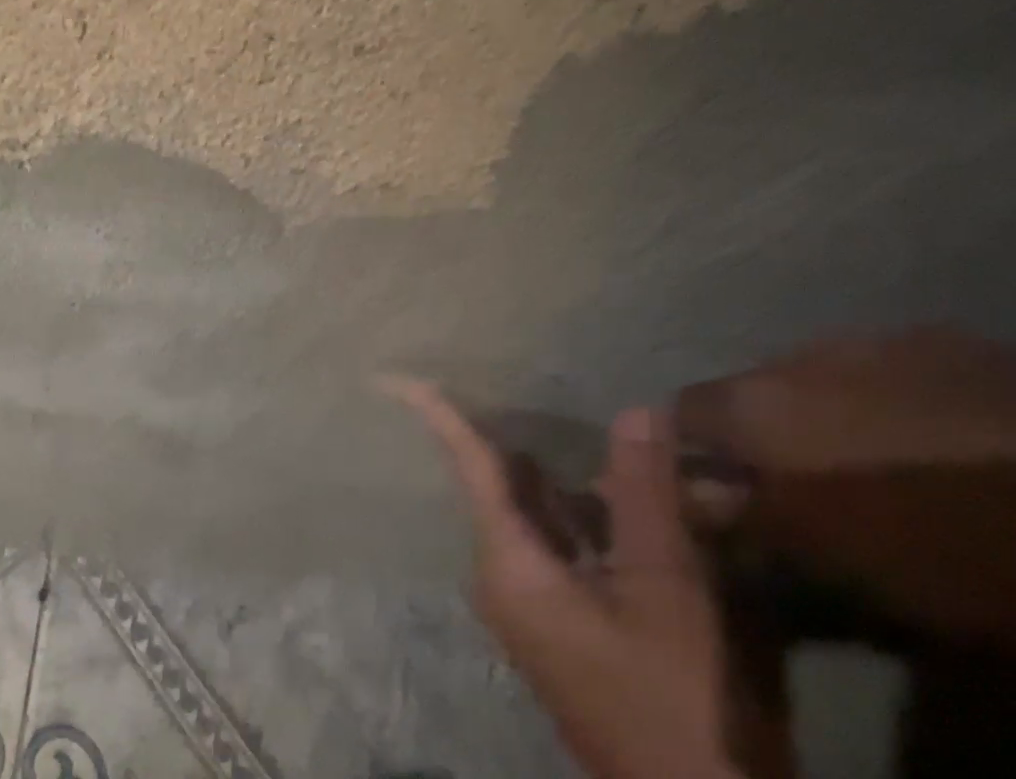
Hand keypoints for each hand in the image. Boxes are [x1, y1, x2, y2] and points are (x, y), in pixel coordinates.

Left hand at [383, 378, 741, 778]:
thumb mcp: (664, 587)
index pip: (469, 470)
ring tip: (605, 439)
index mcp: (506, 564)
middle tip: (527, 388)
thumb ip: (645, 497)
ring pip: (537, 522)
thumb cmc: (669, 690)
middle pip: (503, 491)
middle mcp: (499, 577)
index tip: (399, 377)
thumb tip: (634, 412)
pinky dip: (586, 524)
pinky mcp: (554, 623)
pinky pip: (556, 553)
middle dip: (523, 445)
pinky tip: (629, 502)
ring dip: (571, 486)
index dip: (438, 418)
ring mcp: (525, 604)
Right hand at [674, 327, 1015, 650]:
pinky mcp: (957, 343)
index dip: (692, 454)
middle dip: (763, 431)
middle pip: (749, 392)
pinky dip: (892, 401)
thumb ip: (735, 522)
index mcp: (751, 404)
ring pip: (820, 377)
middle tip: (801, 485)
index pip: (677, 414)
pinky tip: (930, 440)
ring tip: (874, 462)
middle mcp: (796, 357)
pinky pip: (892, 370)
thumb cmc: (935, 540)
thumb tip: (687, 501)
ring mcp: (880, 341)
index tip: (721, 496)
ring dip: (829, 413)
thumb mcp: (824, 559)